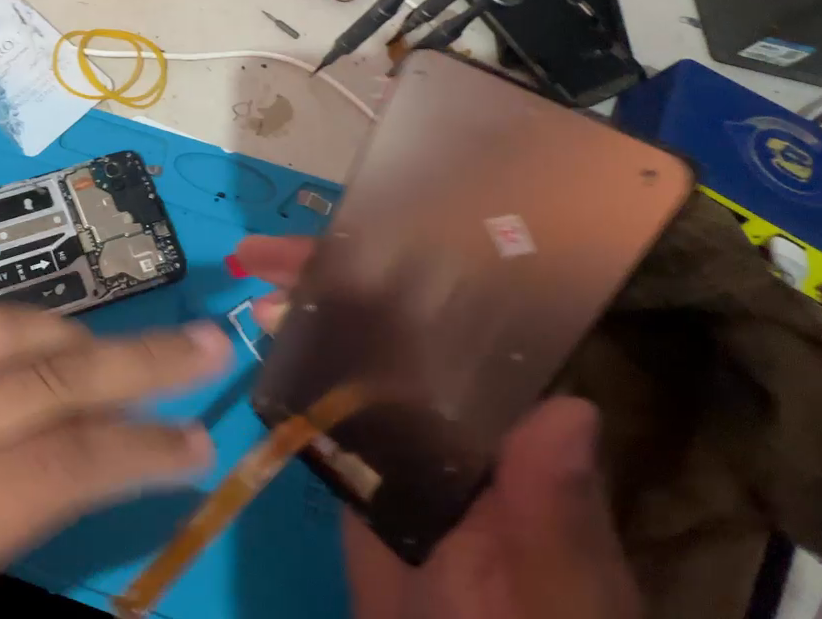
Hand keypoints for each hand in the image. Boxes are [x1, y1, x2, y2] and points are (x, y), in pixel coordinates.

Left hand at [0, 305, 230, 618]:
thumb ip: (41, 595)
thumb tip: (128, 576)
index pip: (62, 462)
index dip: (142, 450)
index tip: (201, 446)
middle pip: (46, 378)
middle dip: (138, 362)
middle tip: (209, 347)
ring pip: (0, 333)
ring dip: (77, 333)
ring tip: (136, 350)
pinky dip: (20, 324)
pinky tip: (53, 341)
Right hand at [230, 235, 641, 618]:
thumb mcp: (554, 582)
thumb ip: (554, 508)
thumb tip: (567, 409)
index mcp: (507, 424)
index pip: (457, 326)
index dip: (403, 270)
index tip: (348, 238)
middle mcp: (451, 417)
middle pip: (389, 328)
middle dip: (328, 279)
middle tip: (261, 255)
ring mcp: (398, 443)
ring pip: (348, 359)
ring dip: (304, 315)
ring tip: (253, 284)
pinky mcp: (357, 473)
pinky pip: (322, 410)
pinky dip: (291, 371)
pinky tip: (259, 341)